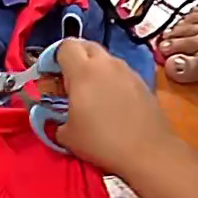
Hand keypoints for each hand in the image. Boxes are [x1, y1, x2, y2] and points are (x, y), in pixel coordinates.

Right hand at [53, 40, 178, 174]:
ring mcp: (128, 71)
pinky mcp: (143, 83)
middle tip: (69, 82)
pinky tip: (113, 104)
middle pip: (86, 46)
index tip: (50, 76)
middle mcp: (107, 63)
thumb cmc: (102, 142)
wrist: (147, 151)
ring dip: (95, 70)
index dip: (54, 58)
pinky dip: (112, 81)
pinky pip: (121, 74)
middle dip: (75, 58)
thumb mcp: (67, 136)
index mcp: (83, 71)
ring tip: (92, 94)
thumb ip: (54, 121)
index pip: (64, 46)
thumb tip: (54, 120)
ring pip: (106, 59)